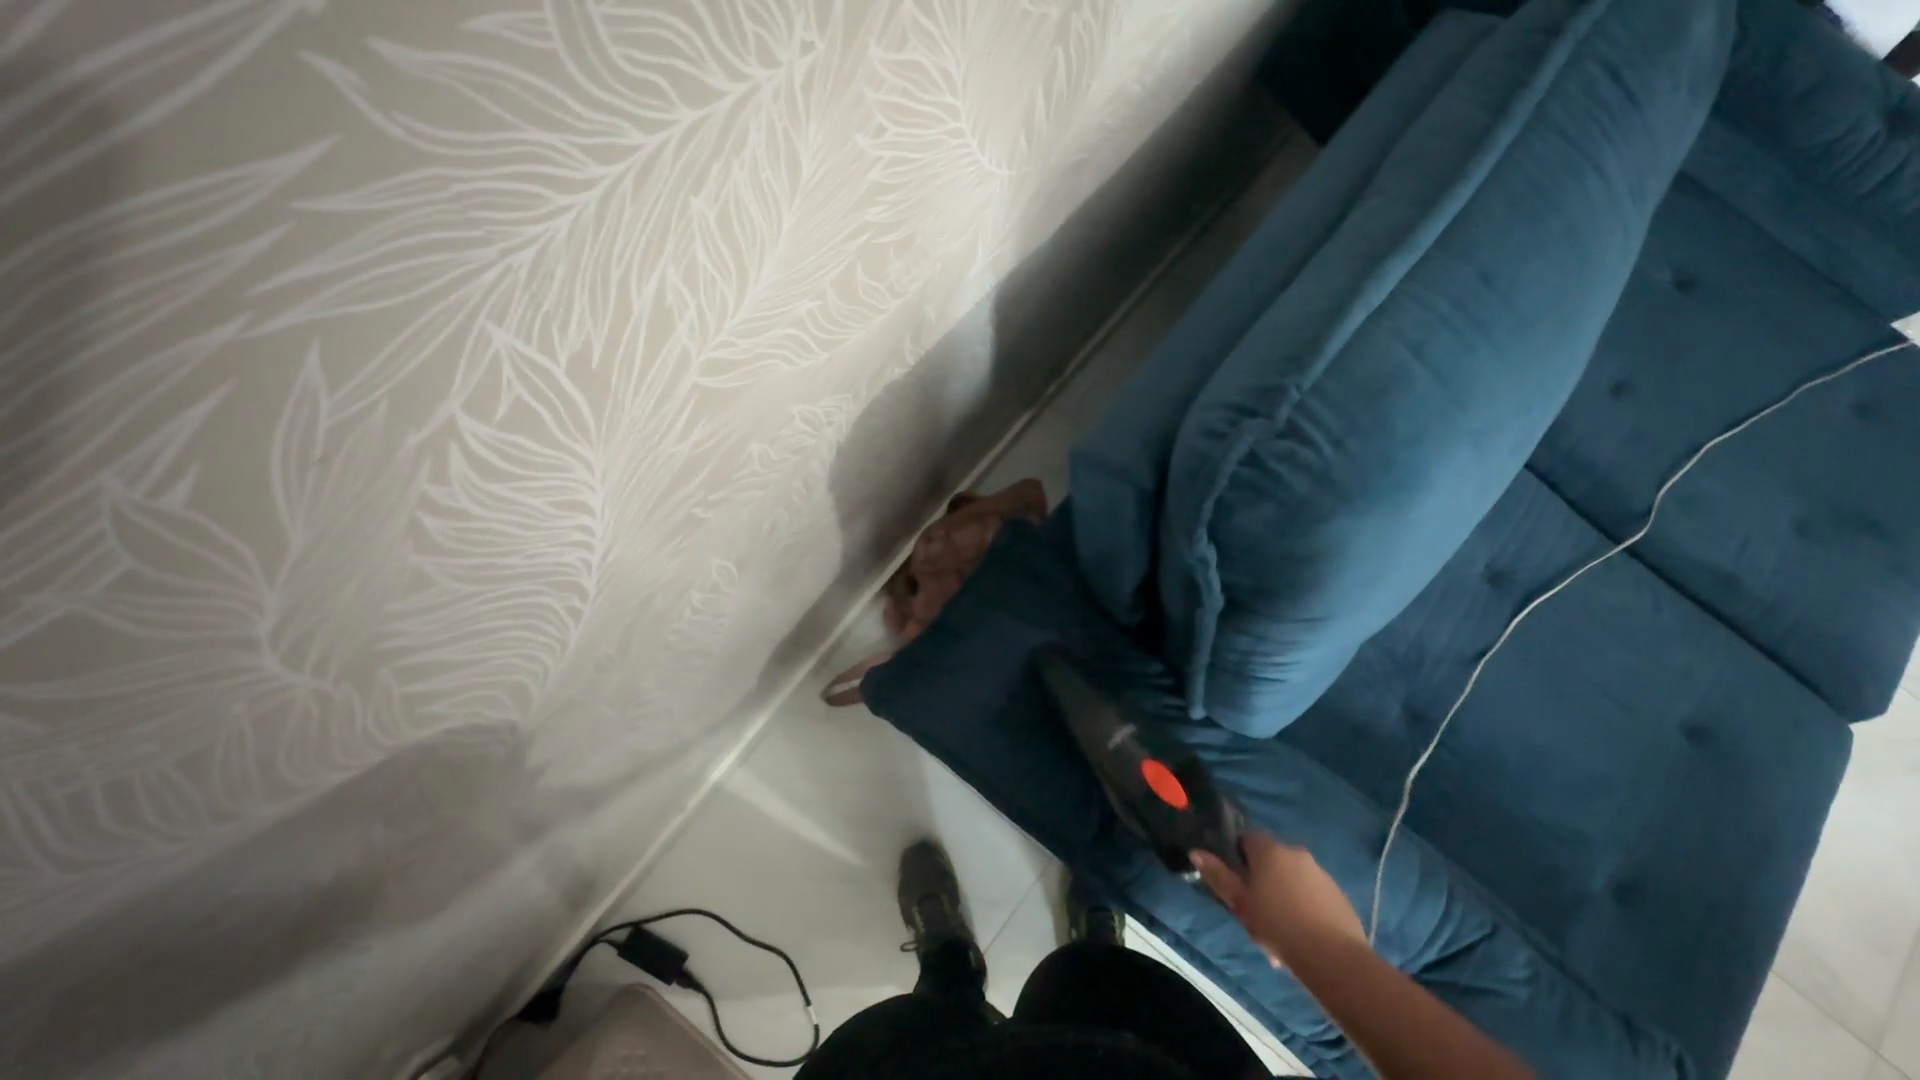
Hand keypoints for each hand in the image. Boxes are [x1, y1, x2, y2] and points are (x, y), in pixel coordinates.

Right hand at [1191, 831, 1365, 968]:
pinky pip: (1313, 894)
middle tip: (1255, 911)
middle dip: (1263, 880)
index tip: (1235, 879)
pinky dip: (1304, 907)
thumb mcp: (1240, 903)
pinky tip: (1300, 936)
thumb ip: (1218, 876)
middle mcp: (1297, 853)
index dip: (1238, 854)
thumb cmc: (1277, 925)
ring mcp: (1321, 873)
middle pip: (1272, 859)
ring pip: (1293, 879)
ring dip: (1283, 896)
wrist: (1332, 957)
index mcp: (1270, 851)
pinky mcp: (1339, 894)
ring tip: (1278, 932)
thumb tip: (1196, 851)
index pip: (1248, 837)